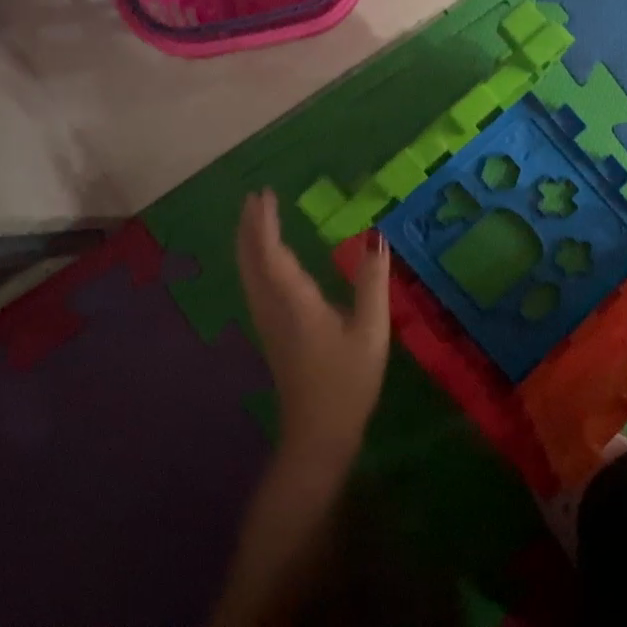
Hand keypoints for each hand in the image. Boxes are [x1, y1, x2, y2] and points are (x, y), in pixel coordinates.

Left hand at [236, 190, 391, 460]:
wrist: (319, 432)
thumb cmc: (348, 381)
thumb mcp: (371, 331)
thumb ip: (373, 283)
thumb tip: (377, 239)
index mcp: (295, 302)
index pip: (271, 253)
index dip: (264, 222)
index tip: (263, 194)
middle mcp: (273, 307)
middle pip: (251, 260)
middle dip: (250, 226)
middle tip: (255, 197)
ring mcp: (268, 322)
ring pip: (249, 273)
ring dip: (249, 243)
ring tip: (255, 219)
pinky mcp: (271, 333)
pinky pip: (254, 286)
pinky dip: (255, 262)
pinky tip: (264, 260)